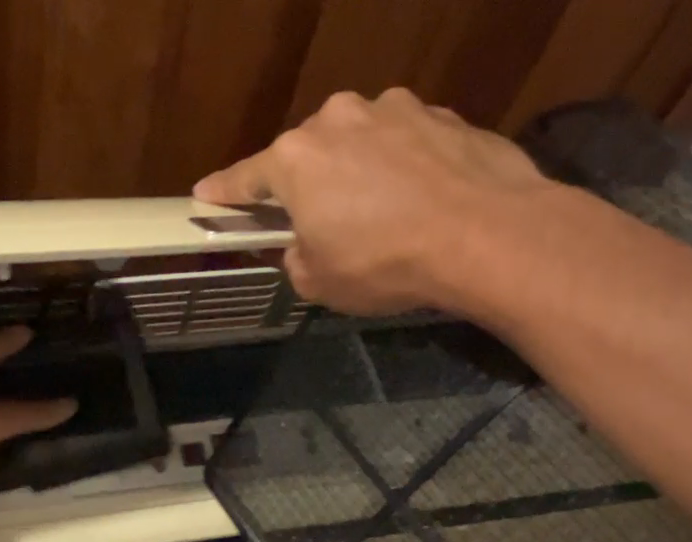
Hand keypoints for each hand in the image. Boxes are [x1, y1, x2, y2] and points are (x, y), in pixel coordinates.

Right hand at [194, 88, 555, 315]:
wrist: (486, 235)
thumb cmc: (385, 262)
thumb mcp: (319, 282)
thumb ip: (296, 257)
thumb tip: (305, 245)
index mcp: (296, 159)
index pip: (245, 179)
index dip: (223, 194)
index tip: (205, 196)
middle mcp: (339, 119)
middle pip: (308, 155)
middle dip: (309, 186)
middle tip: (323, 226)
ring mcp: (394, 109)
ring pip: (360, 143)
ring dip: (361, 171)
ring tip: (386, 216)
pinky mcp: (442, 114)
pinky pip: (406, 143)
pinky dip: (405, 167)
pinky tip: (424, 201)